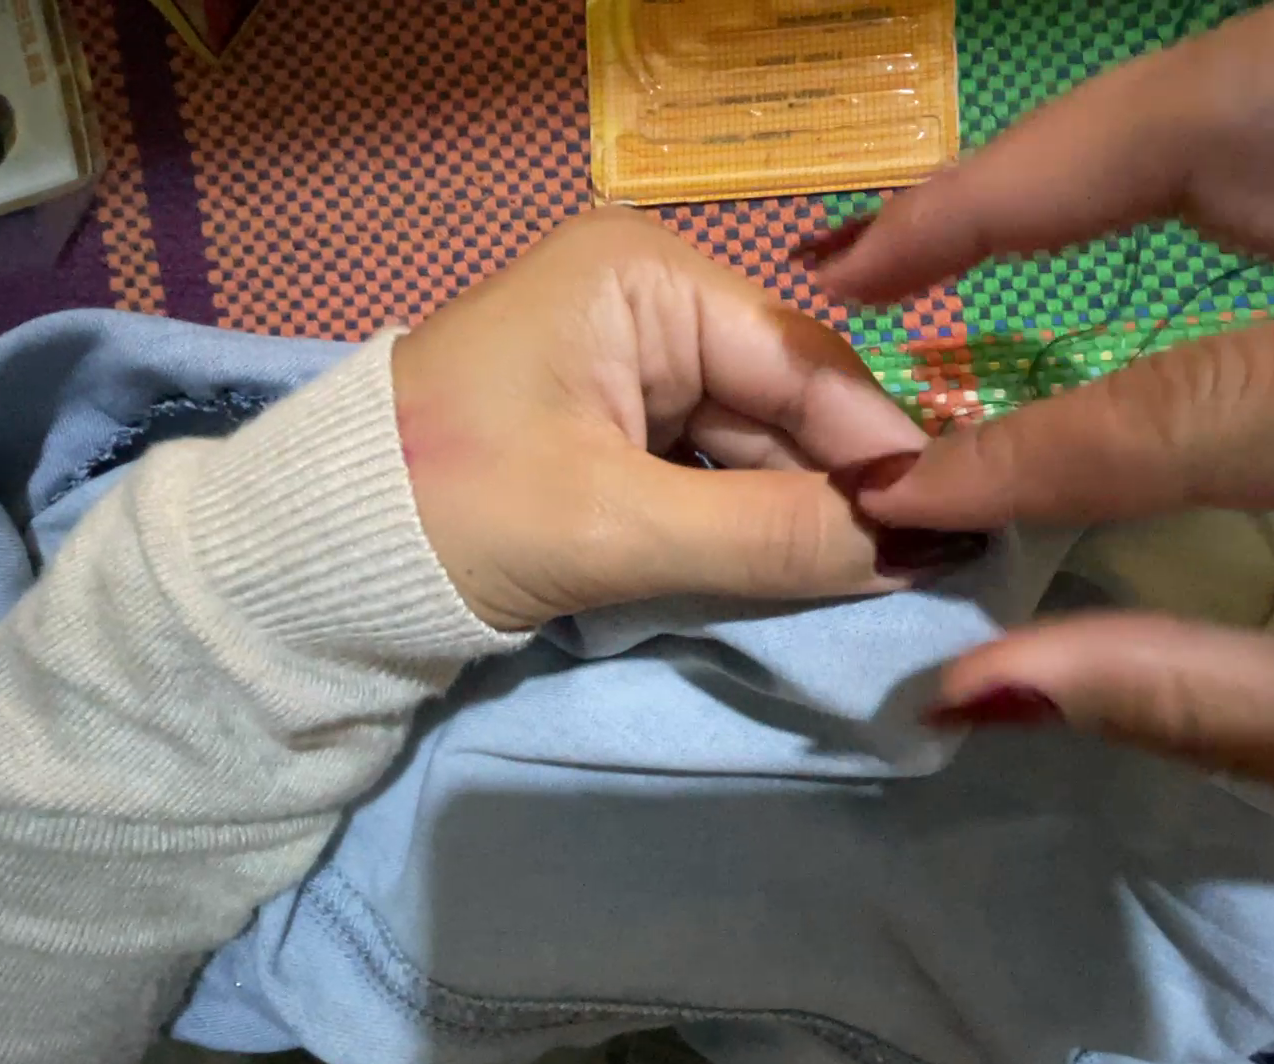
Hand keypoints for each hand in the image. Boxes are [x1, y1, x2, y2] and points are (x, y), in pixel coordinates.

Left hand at [391, 208, 965, 632]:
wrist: (318, 563)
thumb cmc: (448, 512)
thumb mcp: (614, 524)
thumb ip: (768, 536)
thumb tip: (914, 548)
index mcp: (641, 278)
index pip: (797, 361)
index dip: (876, 445)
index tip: (954, 521)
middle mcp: (648, 306)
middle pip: (781, 404)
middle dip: (840, 488)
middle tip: (922, 565)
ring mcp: (634, 369)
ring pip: (753, 446)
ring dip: (800, 513)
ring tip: (873, 574)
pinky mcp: (620, 428)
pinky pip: (713, 473)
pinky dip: (750, 524)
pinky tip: (798, 564)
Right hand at [819, 5, 1273, 877]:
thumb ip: (1219, 705)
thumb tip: (982, 682)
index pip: (1219, 400)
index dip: (1030, 454)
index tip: (895, 491)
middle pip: (1232, 110)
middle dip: (1001, 191)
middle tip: (854, 264)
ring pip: (1273, 70)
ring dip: (1066, 150)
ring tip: (923, 230)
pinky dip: (1166, 150)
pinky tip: (1084, 205)